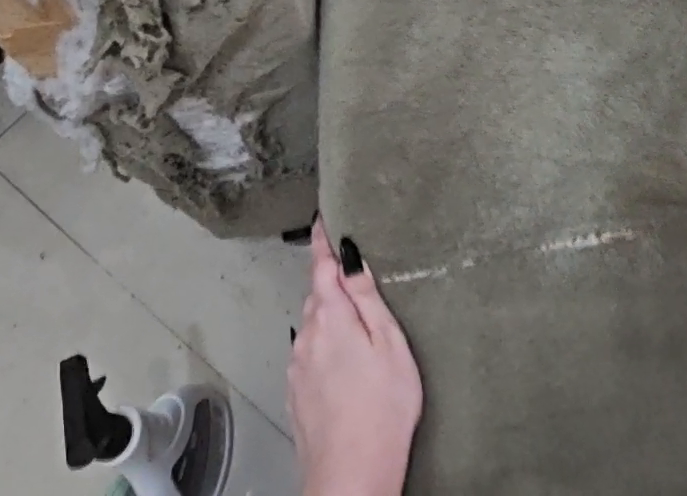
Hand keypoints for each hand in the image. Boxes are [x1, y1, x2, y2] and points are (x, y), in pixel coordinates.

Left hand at [289, 221, 422, 495]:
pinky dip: (325, 345)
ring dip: (330, 316)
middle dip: (331, 281)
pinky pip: (310, 353)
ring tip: (358, 325)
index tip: (323, 217)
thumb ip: (367, 298)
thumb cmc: (382, 409)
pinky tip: (346, 363)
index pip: (321, 266)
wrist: (351, 475)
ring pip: (313, 326)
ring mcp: (298, 367)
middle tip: (355, 273)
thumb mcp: (389, 344)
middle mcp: (307, 337)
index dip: (322, 240)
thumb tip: (351, 257)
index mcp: (331, 319)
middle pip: (317, 295)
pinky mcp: (298, 393)